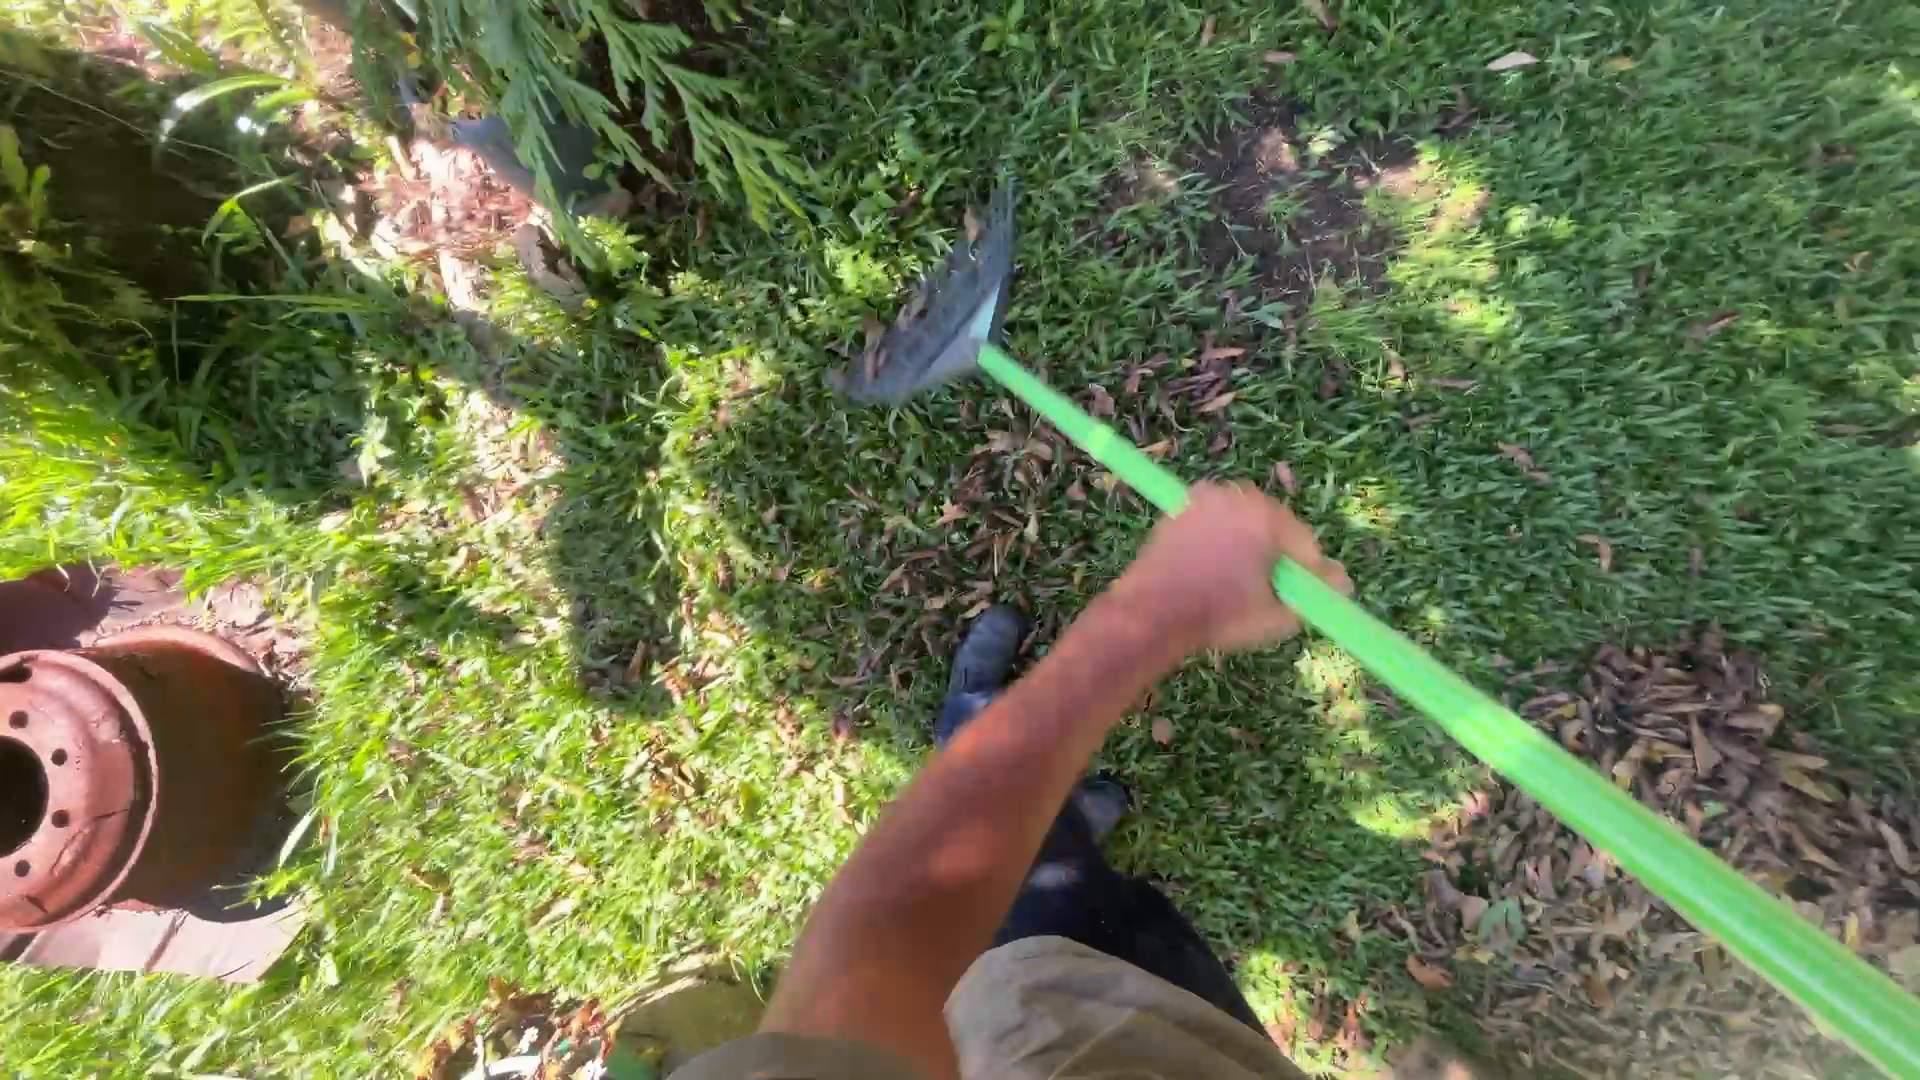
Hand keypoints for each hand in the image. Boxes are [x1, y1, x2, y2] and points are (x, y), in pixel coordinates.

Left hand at [1109, 481, 1350, 653]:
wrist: (1151, 612)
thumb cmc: (1218, 614)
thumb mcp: (1278, 614)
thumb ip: (1317, 594)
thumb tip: (1343, 581)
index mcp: (1267, 516)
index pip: (1303, 543)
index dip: (1305, 572)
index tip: (1295, 595)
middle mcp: (1236, 497)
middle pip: (1272, 524)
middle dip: (1274, 551)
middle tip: (1263, 586)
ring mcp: (1203, 499)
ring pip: (1240, 520)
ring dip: (1245, 540)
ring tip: (1235, 577)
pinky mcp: (1178, 509)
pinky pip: (1211, 520)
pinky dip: (1217, 535)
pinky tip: (1209, 564)